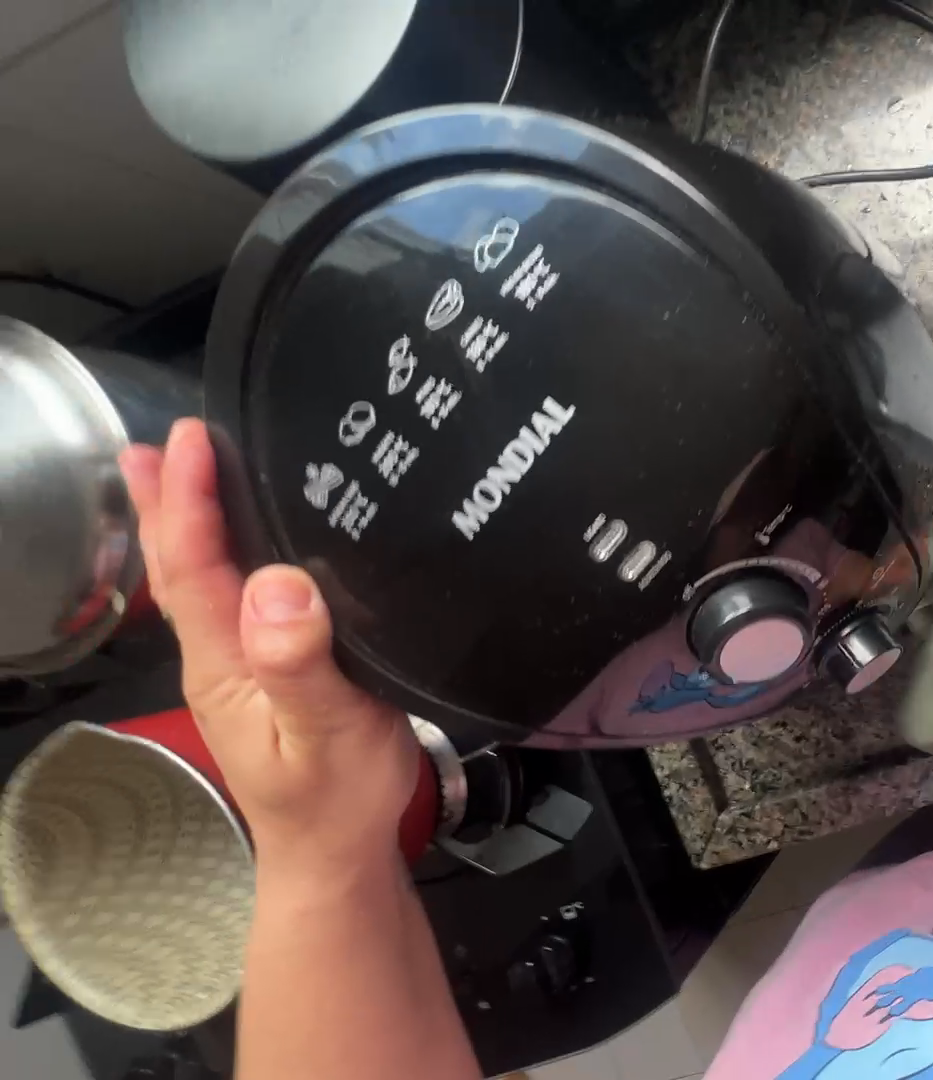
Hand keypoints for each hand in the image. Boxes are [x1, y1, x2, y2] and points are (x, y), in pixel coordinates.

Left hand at [120, 420, 418, 884]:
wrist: (335, 843)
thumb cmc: (337, 791)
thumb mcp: (326, 730)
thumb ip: (298, 663)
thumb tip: (278, 584)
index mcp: (227, 662)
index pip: (194, 570)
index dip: (187, 504)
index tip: (189, 442)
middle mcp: (225, 655)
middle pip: (185, 569)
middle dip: (171, 502)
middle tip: (165, 440)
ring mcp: (248, 666)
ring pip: (210, 583)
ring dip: (192, 526)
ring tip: (183, 478)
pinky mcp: (278, 672)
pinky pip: (244, 601)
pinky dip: (235, 560)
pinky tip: (254, 553)